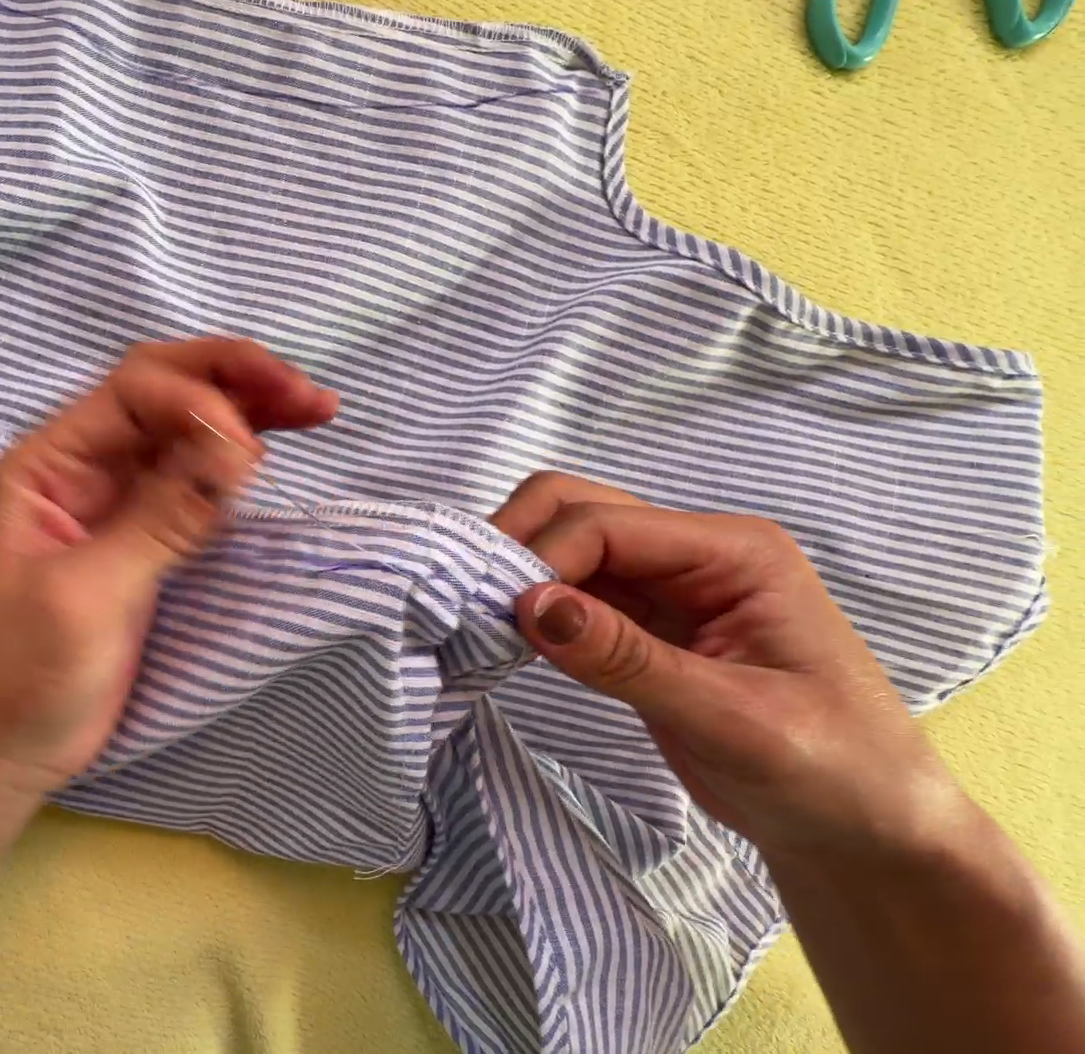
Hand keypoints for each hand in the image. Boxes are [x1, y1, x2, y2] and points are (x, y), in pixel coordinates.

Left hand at [0, 339, 338, 795]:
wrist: (4, 745)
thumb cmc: (21, 674)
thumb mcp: (87, 594)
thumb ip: (159, 519)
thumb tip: (236, 447)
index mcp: (46, 464)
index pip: (132, 392)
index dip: (198, 403)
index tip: (248, 455)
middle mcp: (80, 467)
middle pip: (163, 394)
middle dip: (235, 383)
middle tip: (310, 397)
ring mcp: (112, 501)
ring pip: (184, 432)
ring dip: (245, 412)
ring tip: (314, 409)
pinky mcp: (141, 537)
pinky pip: (191, 481)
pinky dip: (232, 463)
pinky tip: (271, 449)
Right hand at [492, 472, 973, 866]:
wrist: (860, 831)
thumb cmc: (830, 773)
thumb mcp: (733, 719)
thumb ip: (625, 659)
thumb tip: (526, 606)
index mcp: (733, 552)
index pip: (604, 525)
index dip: (544, 560)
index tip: (504, 619)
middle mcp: (691, 552)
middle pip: (575, 507)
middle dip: (518, 541)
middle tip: (476, 599)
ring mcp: (661, 585)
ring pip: (561, 543)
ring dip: (516, 570)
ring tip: (484, 619)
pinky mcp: (635, 622)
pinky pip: (565, 590)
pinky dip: (528, 605)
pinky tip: (509, 637)